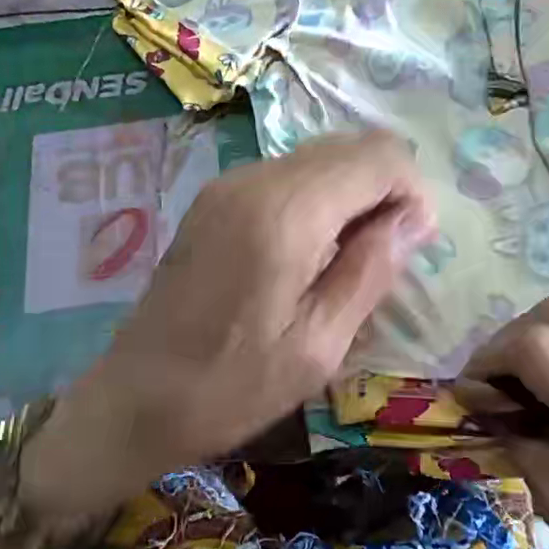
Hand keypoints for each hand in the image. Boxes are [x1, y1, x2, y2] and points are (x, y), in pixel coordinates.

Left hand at [23, 131, 433, 520]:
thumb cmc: (230, 387)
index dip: (411, 193)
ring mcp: (223, 188)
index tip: (409, 249)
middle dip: (381, 192)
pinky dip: (310, 204)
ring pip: (314, 161)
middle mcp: (252, 180)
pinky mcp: (208, 205)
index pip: (378, 155)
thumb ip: (369, 271)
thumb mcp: (316, 345)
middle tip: (380, 261)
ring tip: (342, 266)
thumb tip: (414, 218)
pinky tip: (303, 259)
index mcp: (285, 212)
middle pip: (346, 147)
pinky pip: (279, 181)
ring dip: (346, 198)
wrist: (134, 400)